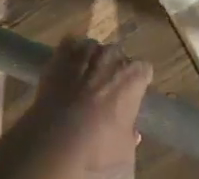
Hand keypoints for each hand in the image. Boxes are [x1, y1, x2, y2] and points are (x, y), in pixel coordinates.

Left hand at [25, 37, 151, 174]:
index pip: (143, 70)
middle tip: (107, 91)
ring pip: (94, 48)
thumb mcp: (124, 152)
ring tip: (84, 79)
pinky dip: (70, 55)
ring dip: (92, 60)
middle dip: (115, 70)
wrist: (55, 140)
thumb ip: (130, 136)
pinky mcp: (61, 53)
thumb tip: (132, 131)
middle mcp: (111, 56)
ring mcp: (85, 51)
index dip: (138, 83)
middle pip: (118, 56)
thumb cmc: (97, 148)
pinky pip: (70, 45)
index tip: (132, 94)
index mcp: (132, 77)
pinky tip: (67, 69)